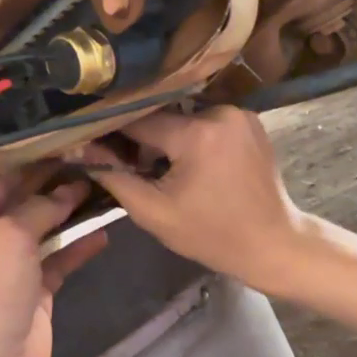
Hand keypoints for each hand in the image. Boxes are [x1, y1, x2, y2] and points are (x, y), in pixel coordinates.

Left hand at [0, 177, 107, 356]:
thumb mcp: (10, 237)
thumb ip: (38, 208)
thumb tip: (65, 191)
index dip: (28, 163)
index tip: (62, 145)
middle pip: (24, 204)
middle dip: (52, 184)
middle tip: (88, 162)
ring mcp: (15, 269)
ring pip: (46, 231)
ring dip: (70, 213)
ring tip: (100, 190)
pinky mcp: (38, 294)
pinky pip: (61, 261)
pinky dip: (80, 247)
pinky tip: (104, 233)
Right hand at [77, 106, 308, 289]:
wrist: (275, 244)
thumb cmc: (212, 235)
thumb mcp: (155, 213)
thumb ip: (115, 177)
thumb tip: (81, 149)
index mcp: (198, 133)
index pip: (139, 120)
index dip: (113, 131)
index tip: (91, 138)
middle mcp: (221, 112)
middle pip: (162, 115)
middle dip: (143, 136)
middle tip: (129, 161)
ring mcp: (239, 113)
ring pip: (183, 115)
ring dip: (168, 134)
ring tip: (160, 163)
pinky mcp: (250, 120)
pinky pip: (206, 119)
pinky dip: (192, 134)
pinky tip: (189, 160)